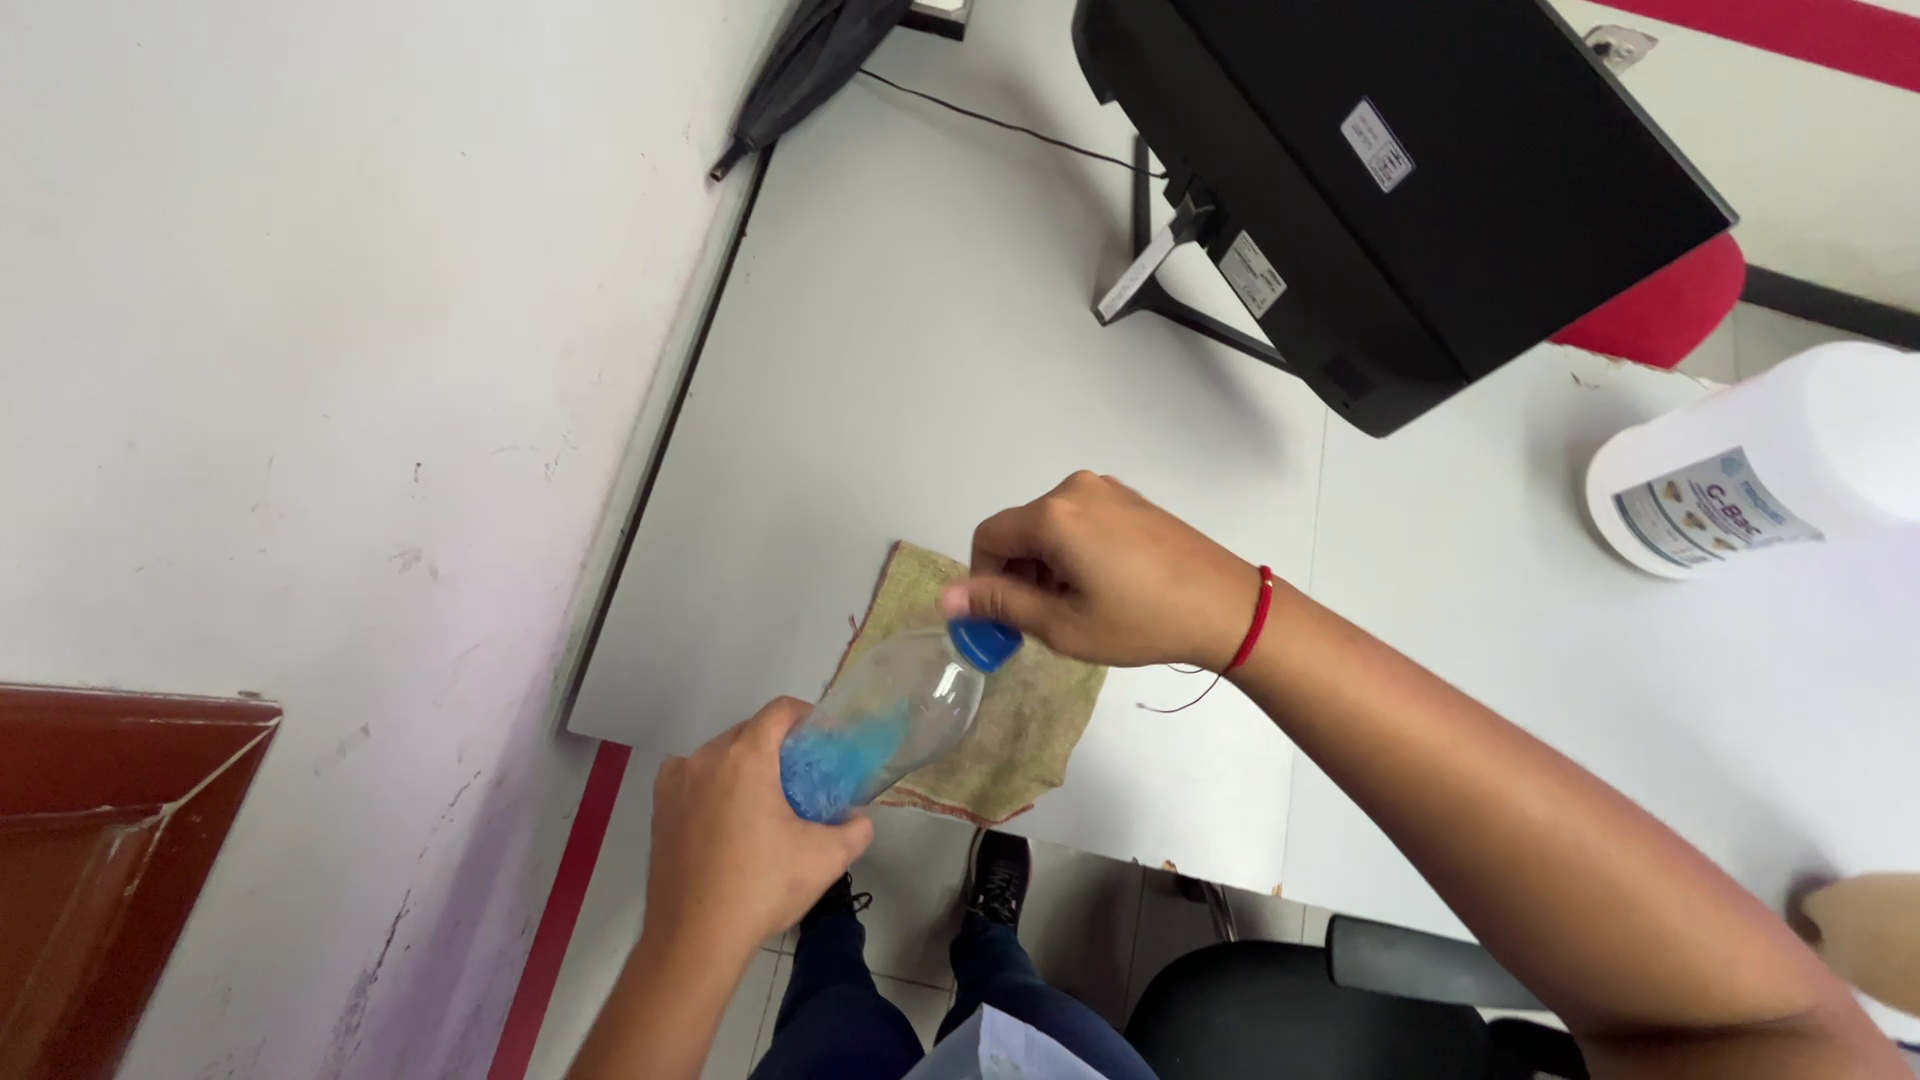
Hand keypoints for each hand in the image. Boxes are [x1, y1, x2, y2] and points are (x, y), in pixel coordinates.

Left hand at [643, 698, 874, 961]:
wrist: (693, 941)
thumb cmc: (761, 888)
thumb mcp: (826, 859)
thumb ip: (855, 830)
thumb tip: (859, 820)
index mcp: (747, 757)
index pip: (780, 711)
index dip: (807, 718)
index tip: (824, 743)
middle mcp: (707, 757)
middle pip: (750, 729)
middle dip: (778, 743)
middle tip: (802, 775)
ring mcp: (676, 781)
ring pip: (720, 752)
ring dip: (745, 762)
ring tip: (765, 798)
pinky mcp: (659, 808)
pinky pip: (692, 774)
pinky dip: (713, 781)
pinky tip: (726, 812)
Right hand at [939, 471, 1265, 669]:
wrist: (1227, 606)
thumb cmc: (1141, 621)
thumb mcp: (1063, 624)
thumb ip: (1000, 604)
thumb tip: (947, 597)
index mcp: (1053, 515)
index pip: (988, 537)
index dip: (983, 579)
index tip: (1003, 616)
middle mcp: (1074, 489)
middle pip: (1019, 529)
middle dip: (1017, 573)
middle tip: (1040, 619)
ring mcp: (1106, 489)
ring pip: (1049, 526)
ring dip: (1045, 564)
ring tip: (1075, 605)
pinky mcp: (1130, 499)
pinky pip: (1079, 519)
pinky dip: (1072, 550)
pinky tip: (1101, 584)